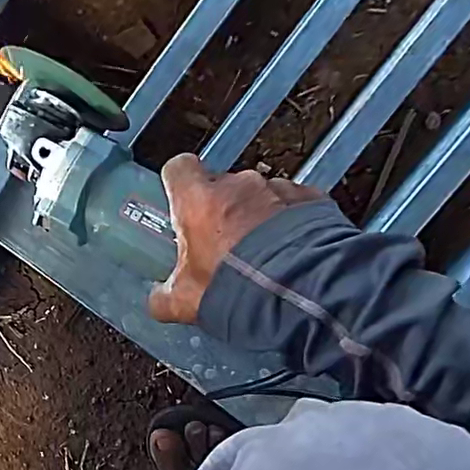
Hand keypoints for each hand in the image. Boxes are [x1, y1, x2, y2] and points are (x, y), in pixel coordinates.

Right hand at [148, 154, 327, 323]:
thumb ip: (165, 296)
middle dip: (220, 210)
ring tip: (262, 254)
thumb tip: (158, 300)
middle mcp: (238, 186)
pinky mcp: (311, 199)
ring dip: (256, 217)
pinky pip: (293, 204)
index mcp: (199, 201)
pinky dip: (289, 222)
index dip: (178, 182)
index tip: (179, 200)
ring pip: (259, 196)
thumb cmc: (239, 290)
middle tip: (223, 245)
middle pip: (221, 185)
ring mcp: (277, 188)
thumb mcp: (186, 301)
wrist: (301, 294)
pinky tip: (290, 252)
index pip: (178, 168)